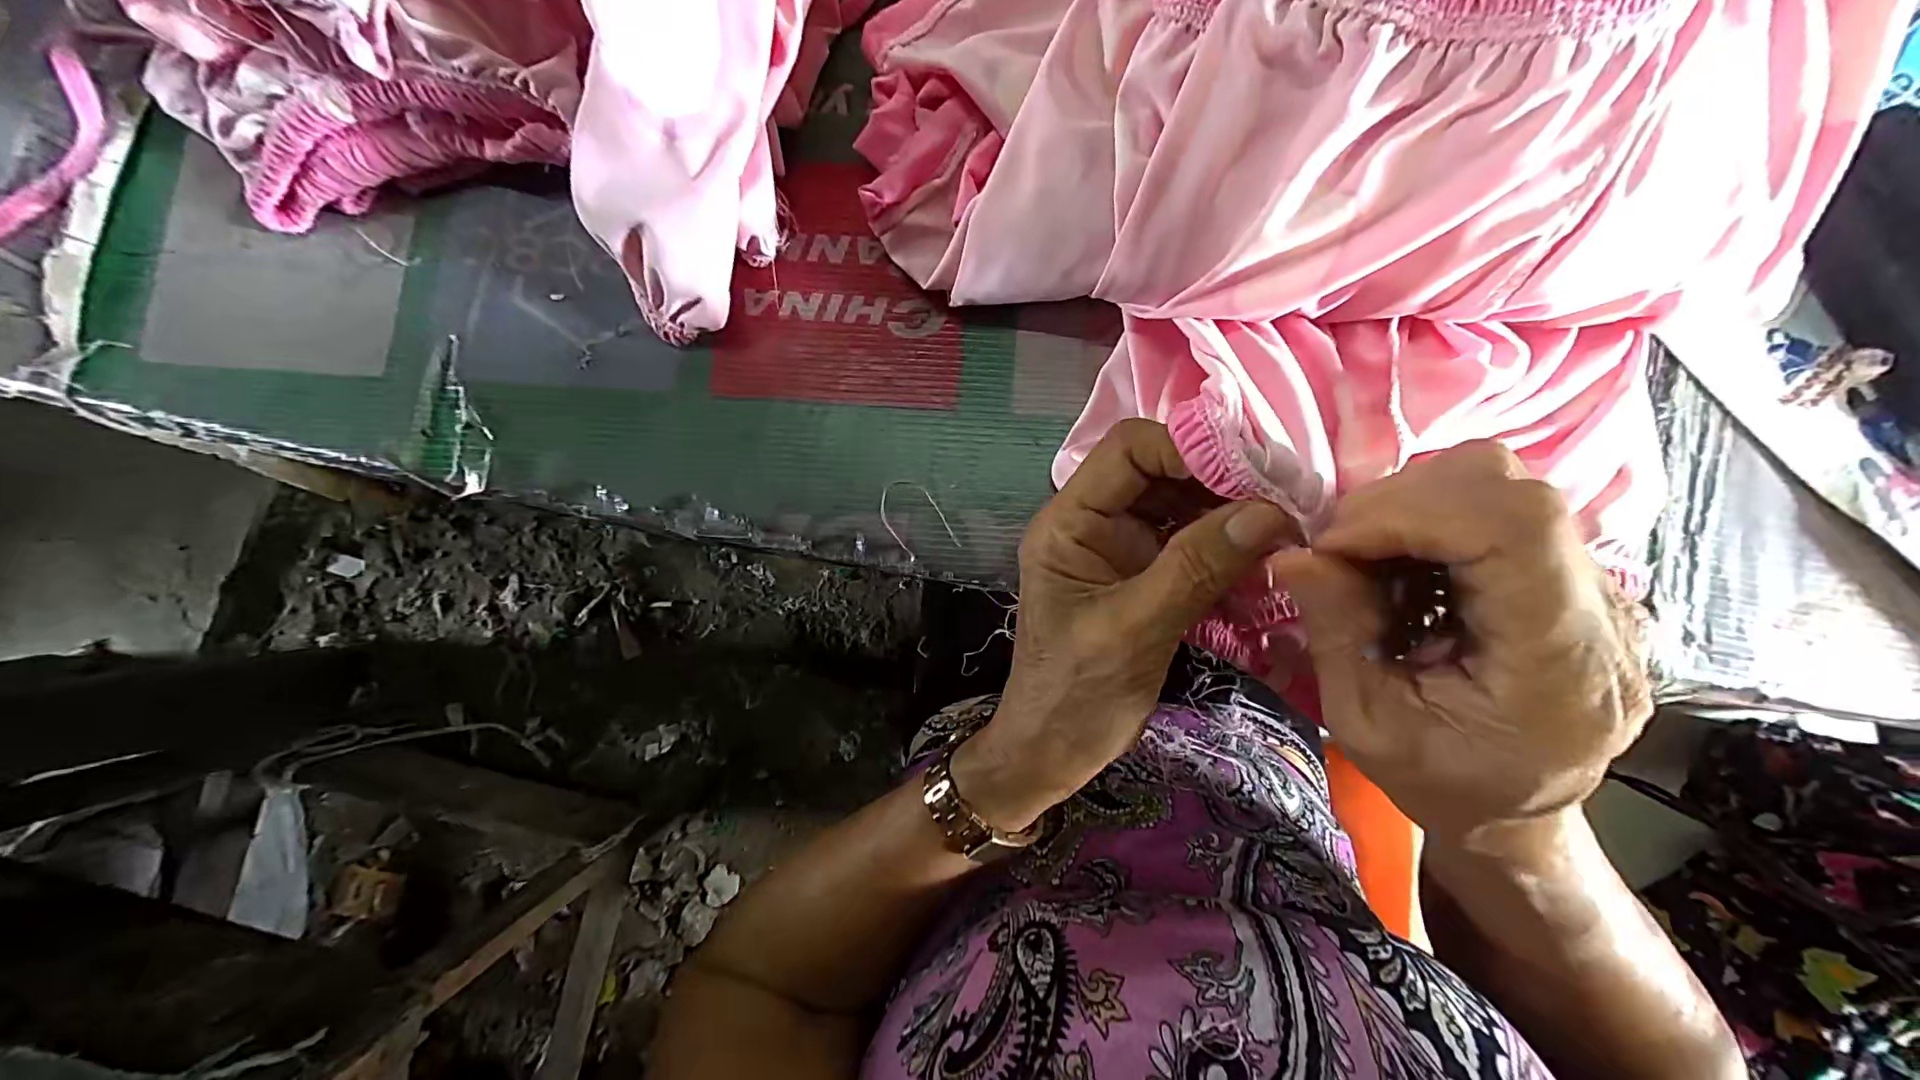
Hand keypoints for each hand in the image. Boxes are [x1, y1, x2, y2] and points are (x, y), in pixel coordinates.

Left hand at [953, 419, 1299, 829]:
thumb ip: (1195, 567)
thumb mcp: (1133, 630)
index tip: (1256, 472)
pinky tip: (1266, 554)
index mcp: (1069, 523)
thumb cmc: (1075, 696)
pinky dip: (1228, 545)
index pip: (1129, 450)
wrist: (1051, 753)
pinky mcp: (1146, 578)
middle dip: (1222, 479)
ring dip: (1232, 511)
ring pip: (1183, 505)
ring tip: (1288, 526)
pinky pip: (1192, 543)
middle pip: (1162, 472)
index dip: (1190, 447)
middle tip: (1289, 499)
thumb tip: (1269, 510)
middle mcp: (1094, 524)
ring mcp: (1122, 550)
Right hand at [1271, 441, 1650, 844]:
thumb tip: (1294, 553)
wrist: (1516, 811)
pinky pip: (1493, 504)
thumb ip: (1336, 634)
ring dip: (1407, 504)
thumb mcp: (1366, 726)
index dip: (1408, 512)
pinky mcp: (1569, 572)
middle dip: (1396, 503)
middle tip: (1339, 552)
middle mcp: (1600, 610)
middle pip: (1506, 487)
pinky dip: (1424, 514)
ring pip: (1500, 481)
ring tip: (1364, 558)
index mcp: (1558, 663)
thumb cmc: (1442, 783)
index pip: (1511, 526)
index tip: (1333, 546)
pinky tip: (1397, 562)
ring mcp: (1595, 585)